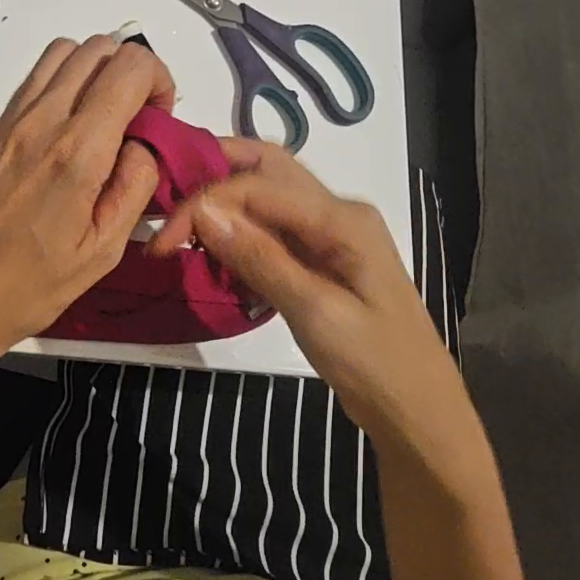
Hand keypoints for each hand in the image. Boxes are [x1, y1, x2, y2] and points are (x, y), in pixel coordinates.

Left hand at [0, 36, 174, 407]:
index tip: (159, 122)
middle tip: (137, 120)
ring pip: (62, 52)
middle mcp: (41, 119)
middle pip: (97, 46)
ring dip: (95, 71)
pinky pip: (35, 80)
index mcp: (76, 150)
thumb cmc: (29, 287)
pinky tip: (69, 135)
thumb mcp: (103, 250)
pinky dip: (64, 85)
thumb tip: (146, 144)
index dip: (160, 82)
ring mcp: (10, 120)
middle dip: (131, 72)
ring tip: (104, 122)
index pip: (131, 65)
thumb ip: (135, 185)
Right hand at [150, 138, 449, 433]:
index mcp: (342, 218)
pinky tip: (215, 256)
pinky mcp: (322, 258)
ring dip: (224, 203)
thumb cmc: (374, 363)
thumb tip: (203, 209)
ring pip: (267, 195)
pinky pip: (273, 228)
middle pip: (266, 168)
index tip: (161, 241)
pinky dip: (239, 233)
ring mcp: (331, 234)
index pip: (257, 185)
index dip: (204, 202)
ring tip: (181, 231)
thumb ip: (260, 256)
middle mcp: (337, 211)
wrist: (417, 410)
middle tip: (165, 199)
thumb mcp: (314, 311)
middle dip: (213, 174)